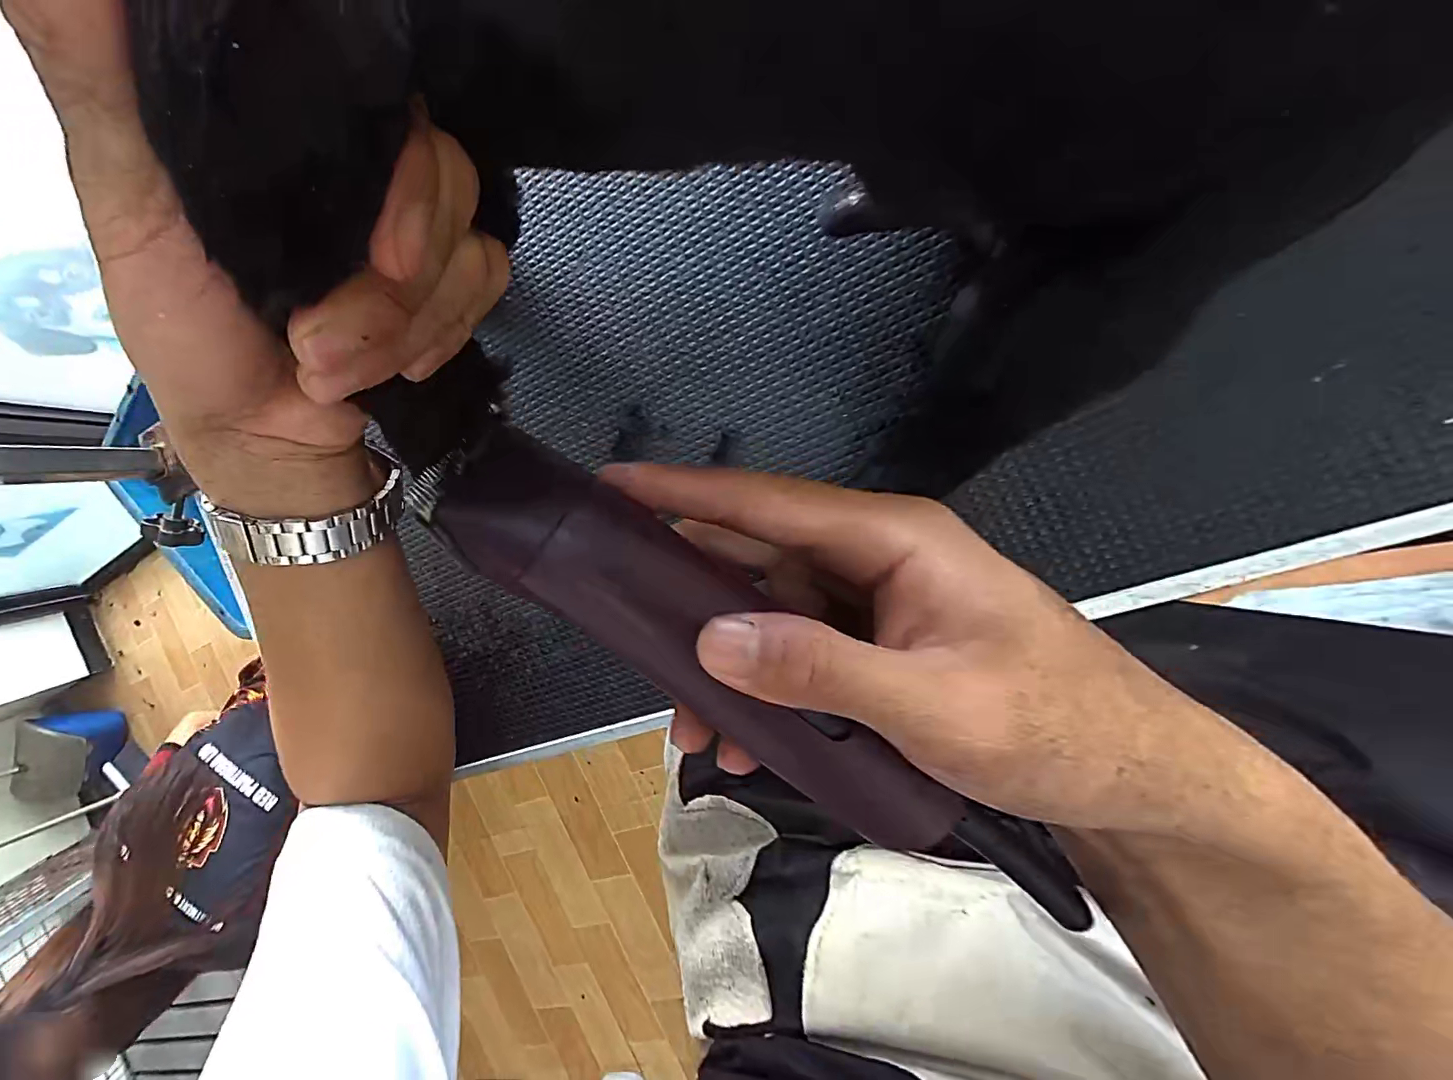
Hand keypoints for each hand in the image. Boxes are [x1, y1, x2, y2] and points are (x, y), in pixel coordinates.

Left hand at [0, 0, 507, 509]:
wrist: (262, 442)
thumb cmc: (192, 339)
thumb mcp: (127, 212)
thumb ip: (101, 88)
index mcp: (294, 137)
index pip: (384, 96)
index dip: (400, 169)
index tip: (378, 250)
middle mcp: (364, 171)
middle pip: (446, 172)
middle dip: (386, 288)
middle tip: (314, 341)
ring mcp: (417, 232)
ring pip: (470, 241)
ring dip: (399, 329)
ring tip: (331, 369)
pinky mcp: (450, 286)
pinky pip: (486, 282)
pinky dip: (439, 337)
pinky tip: (395, 367)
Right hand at [604, 464, 1284, 840]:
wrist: (1144, 788)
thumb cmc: (1059, 731)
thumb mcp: (935, 707)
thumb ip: (819, 668)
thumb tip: (710, 639)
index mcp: (890, 539)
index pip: (765, 502)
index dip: (683, 490)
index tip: (614, 483)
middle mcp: (868, 556)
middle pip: (751, 558)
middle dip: (689, 603)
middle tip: (631, 633)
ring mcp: (865, 601)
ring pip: (762, 615)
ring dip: (721, 668)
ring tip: (694, 730)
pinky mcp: (865, 642)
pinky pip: (788, 652)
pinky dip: (757, 692)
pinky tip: (745, 744)